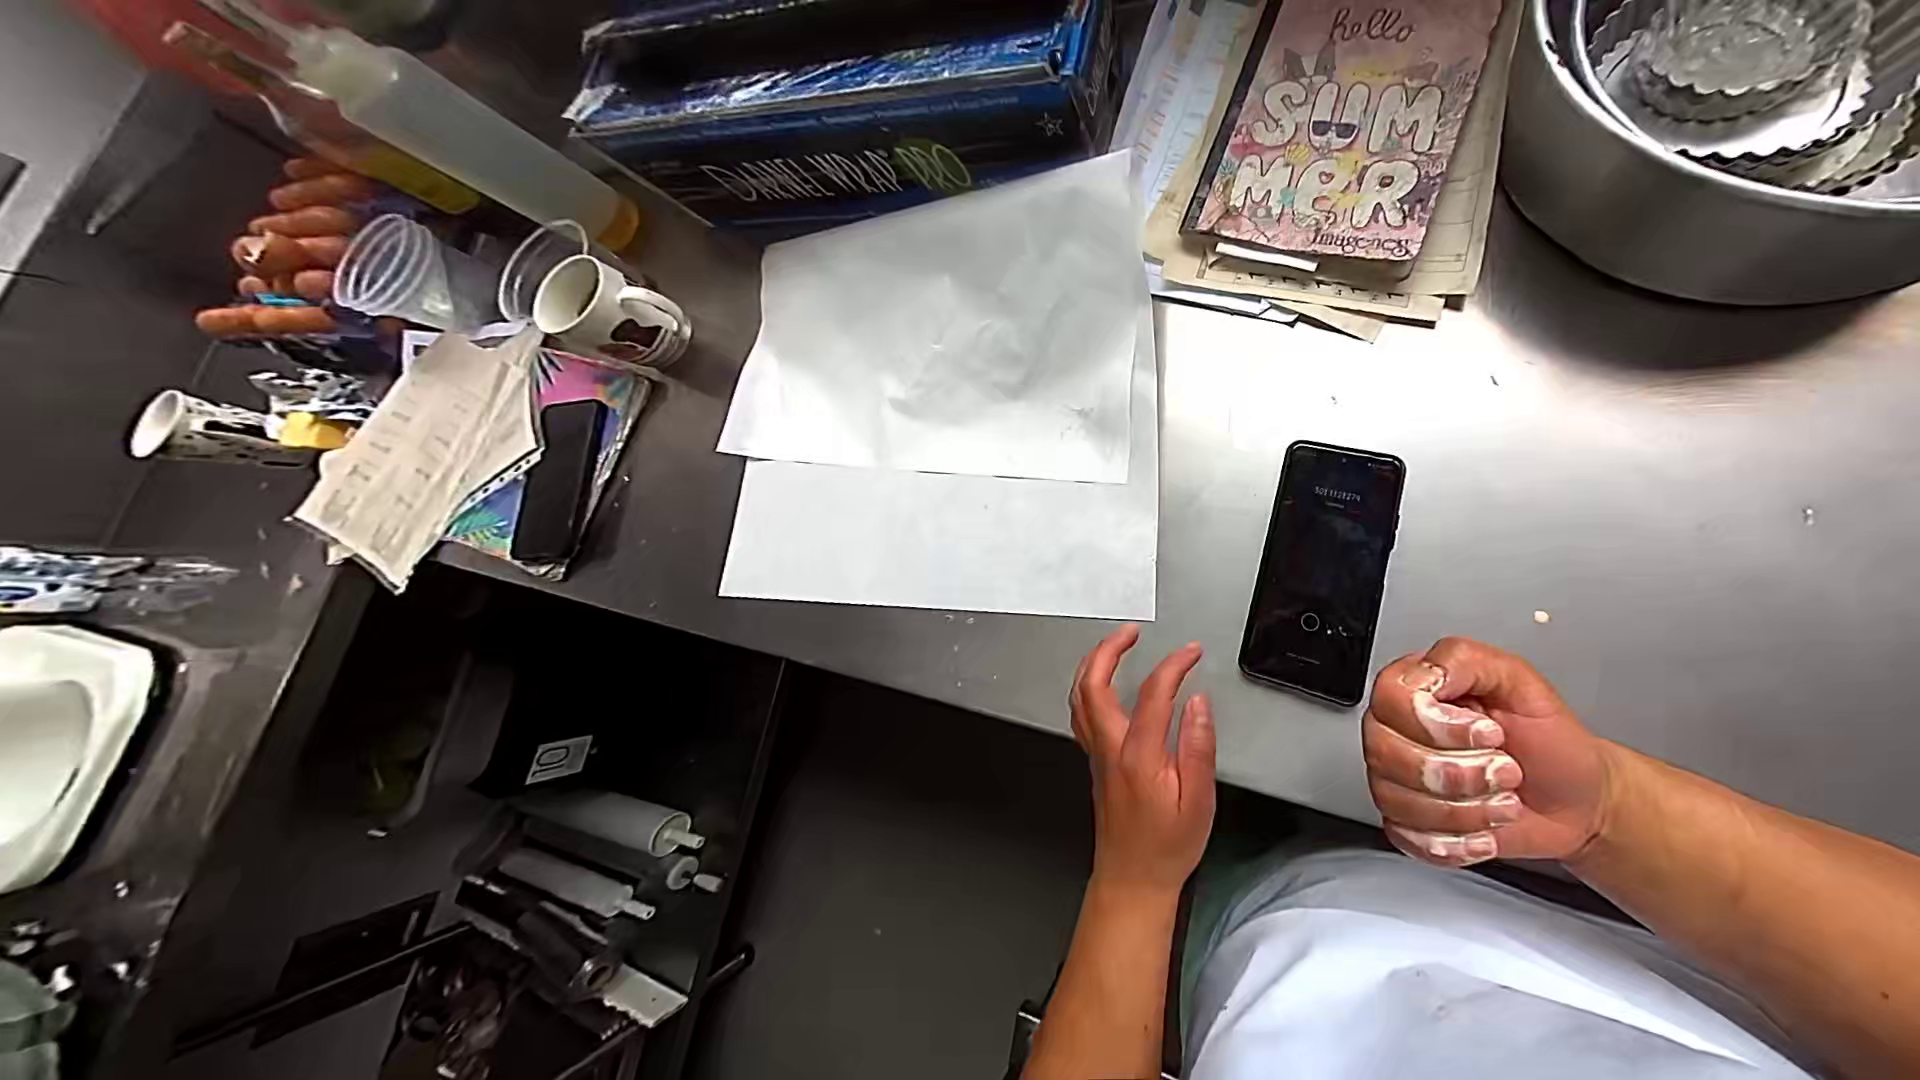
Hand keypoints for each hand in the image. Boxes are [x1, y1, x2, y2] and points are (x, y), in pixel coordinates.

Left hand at [1069, 625, 1216, 895]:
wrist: (1132, 876)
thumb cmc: (1166, 845)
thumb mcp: (1199, 801)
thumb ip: (1198, 747)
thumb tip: (1198, 704)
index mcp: (1138, 756)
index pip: (1153, 694)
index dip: (1173, 666)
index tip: (1191, 653)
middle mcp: (1110, 748)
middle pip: (1094, 684)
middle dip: (1110, 649)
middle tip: (1131, 632)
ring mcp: (1096, 752)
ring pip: (1080, 696)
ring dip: (1093, 663)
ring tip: (1113, 645)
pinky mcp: (1094, 759)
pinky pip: (1080, 711)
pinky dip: (1087, 686)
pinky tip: (1100, 683)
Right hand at [1364, 637, 1616, 867]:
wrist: (1575, 798)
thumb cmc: (1548, 741)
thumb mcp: (1521, 683)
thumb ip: (1468, 660)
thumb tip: (1427, 669)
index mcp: (1408, 691)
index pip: (1389, 698)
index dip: (1437, 724)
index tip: (1488, 732)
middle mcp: (1389, 730)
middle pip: (1385, 752)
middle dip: (1461, 773)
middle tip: (1503, 769)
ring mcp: (1390, 776)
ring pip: (1396, 798)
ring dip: (1467, 811)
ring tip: (1499, 799)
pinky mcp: (1402, 819)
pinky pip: (1407, 835)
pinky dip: (1457, 842)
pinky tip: (1483, 828)